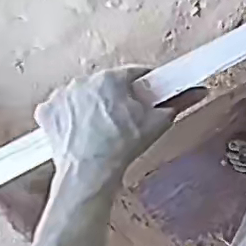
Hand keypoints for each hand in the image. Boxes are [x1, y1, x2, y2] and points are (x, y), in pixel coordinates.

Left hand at [34, 65, 176, 185]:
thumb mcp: (158, 122)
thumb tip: (199, 91)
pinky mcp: (46, 112)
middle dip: (119, 95)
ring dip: (95, 104)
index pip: (135, 73)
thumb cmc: (122, 145)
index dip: (147, 85)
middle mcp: (82, 81)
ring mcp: (61, 96)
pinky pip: (64, 107)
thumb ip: (180, 102)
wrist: (89, 172)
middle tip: (130, 117)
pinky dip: (73, 116)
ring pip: (86, 94)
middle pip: (108, 83)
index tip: (150, 96)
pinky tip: (85, 130)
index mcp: (111, 78)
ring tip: (106, 126)